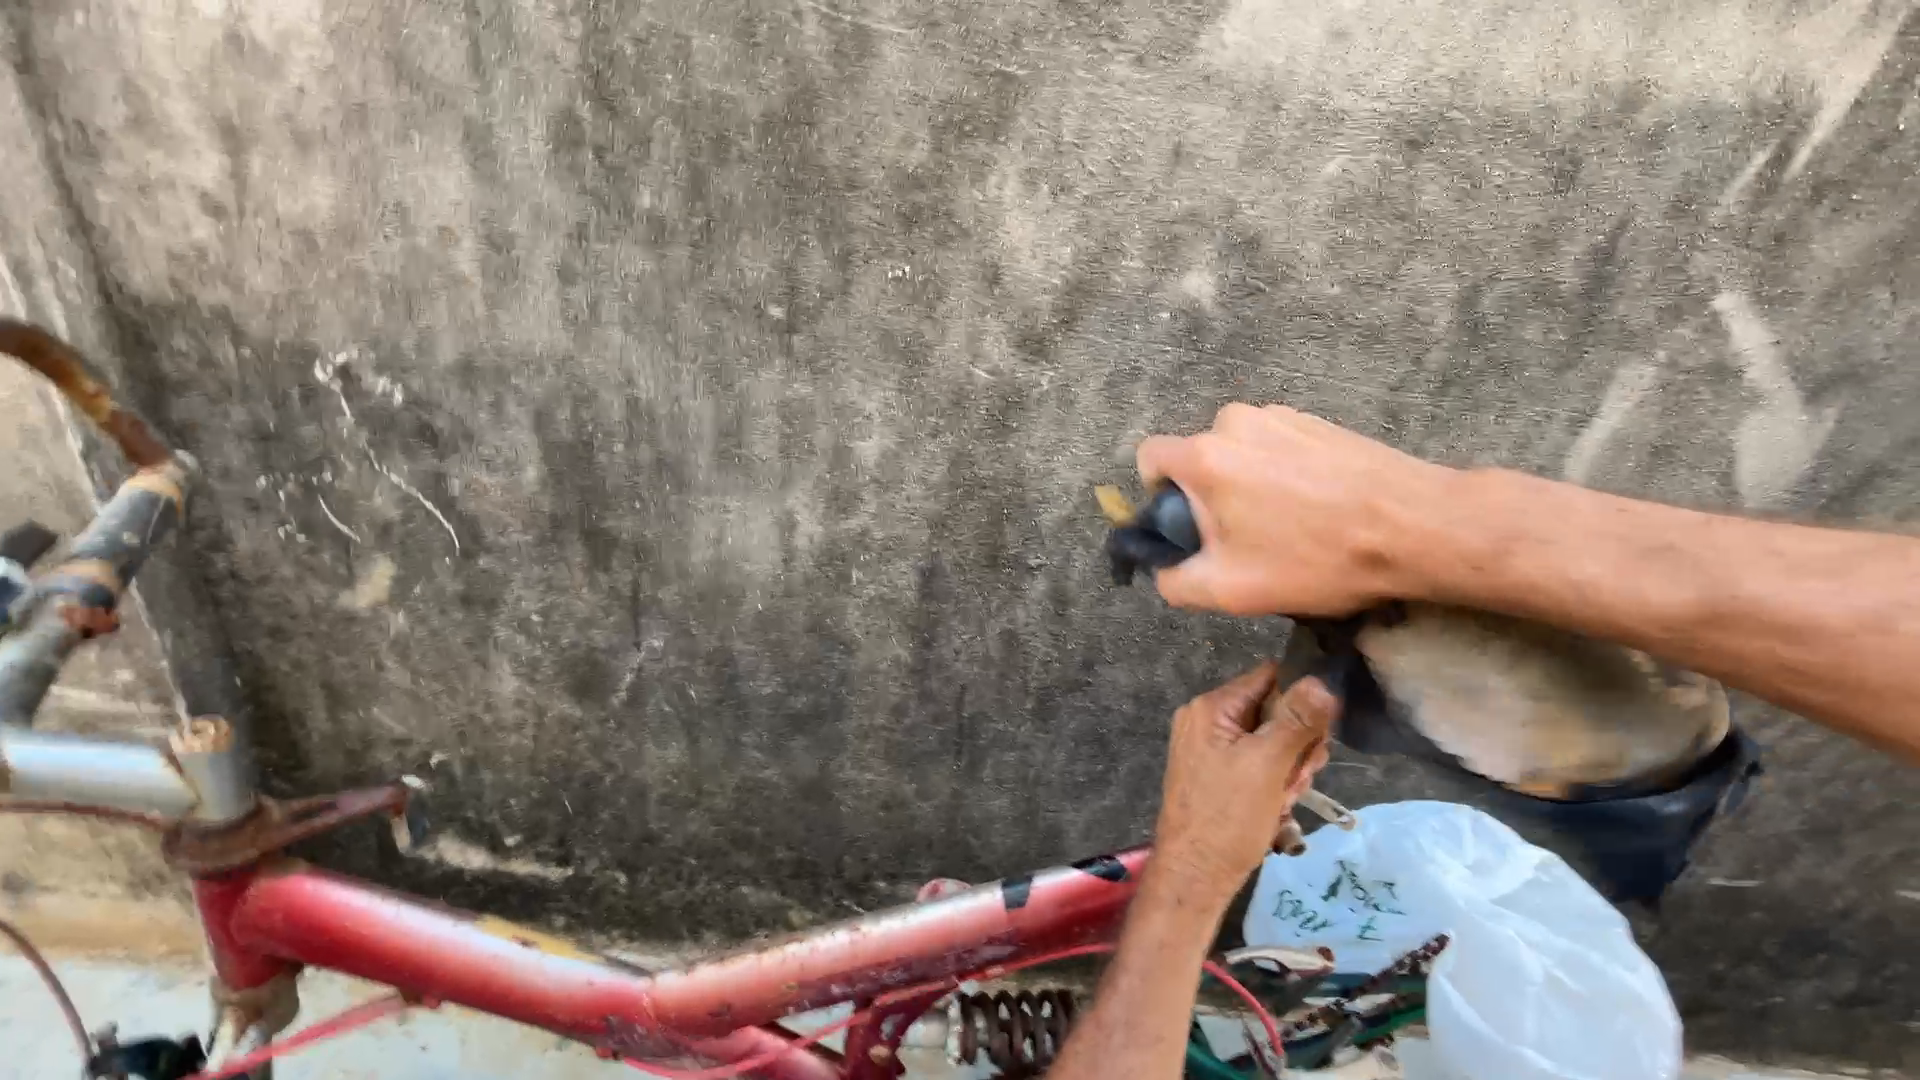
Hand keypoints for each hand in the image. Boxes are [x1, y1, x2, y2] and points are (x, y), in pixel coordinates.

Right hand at [1135, 403, 1449, 615]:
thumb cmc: (1317, 558)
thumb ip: (1175, 583)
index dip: (1157, 496)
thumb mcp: (1231, 591)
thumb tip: (1166, 572)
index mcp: (1205, 456)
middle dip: (1208, 496)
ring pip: (1238, 453)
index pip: (1150, 458)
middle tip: (1246, 540)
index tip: (1189, 529)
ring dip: (1246, 485)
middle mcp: (1235, 422)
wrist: (1418, 528)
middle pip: (1197, 459)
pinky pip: (1275, 447)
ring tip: (1289, 525)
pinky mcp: (1316, 420)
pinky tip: (1316, 507)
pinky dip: (1281, 474)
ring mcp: (1281, 415)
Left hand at [1152, 662, 1337, 905]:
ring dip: (1288, 770)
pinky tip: (1275, 808)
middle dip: (1296, 745)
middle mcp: (1206, 721)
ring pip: (1270, 744)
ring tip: (1283, 798)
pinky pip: (1257, 766)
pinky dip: (1273, 784)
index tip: (1319, 731)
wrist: (1196, 874)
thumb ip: (1296, 720)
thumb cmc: (1228, 816)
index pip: (1268, 678)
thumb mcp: (1268, 763)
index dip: (1300, 700)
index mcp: (1211, 707)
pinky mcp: (1216, 776)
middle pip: (1272, 713)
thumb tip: (1321, 680)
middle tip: (1297, 777)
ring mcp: (1209, 750)